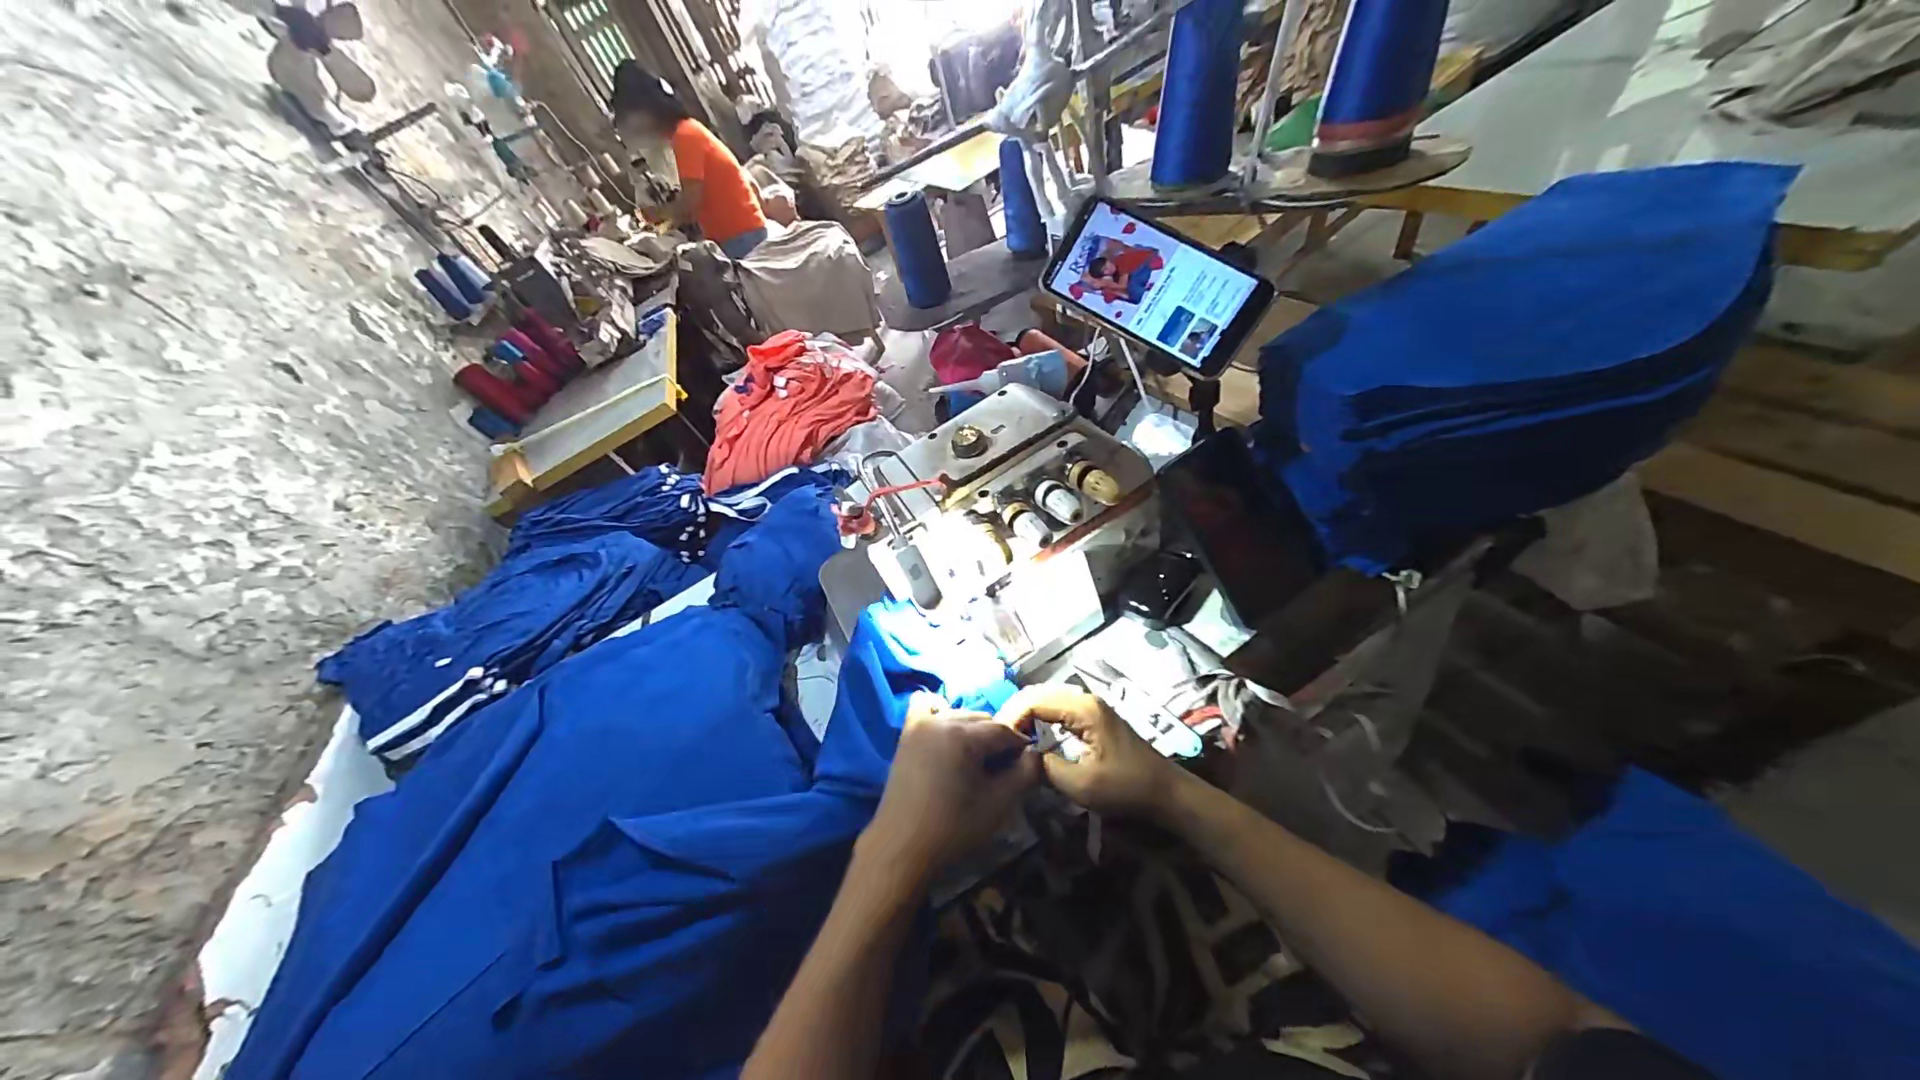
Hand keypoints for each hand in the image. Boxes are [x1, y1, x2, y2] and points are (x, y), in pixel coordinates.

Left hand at [857, 694, 1041, 886]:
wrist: (902, 848)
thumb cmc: (953, 828)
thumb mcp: (998, 804)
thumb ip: (1025, 774)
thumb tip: (1036, 754)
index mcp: (963, 734)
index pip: (1004, 730)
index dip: (1020, 749)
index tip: (1025, 769)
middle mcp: (941, 720)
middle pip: (983, 720)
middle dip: (997, 741)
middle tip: (1002, 771)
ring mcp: (920, 725)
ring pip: (960, 715)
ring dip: (973, 732)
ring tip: (977, 764)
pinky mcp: (906, 735)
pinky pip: (926, 708)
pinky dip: (940, 712)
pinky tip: (948, 734)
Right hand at [997, 684, 1176, 816]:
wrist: (1165, 792)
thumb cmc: (1126, 788)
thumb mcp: (1081, 785)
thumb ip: (1045, 767)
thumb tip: (1021, 757)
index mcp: (1083, 708)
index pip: (1033, 701)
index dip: (1011, 718)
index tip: (998, 743)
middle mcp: (1085, 698)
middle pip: (1037, 694)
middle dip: (1015, 713)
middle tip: (998, 740)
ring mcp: (1090, 705)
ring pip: (1046, 699)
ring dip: (1026, 715)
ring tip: (1010, 739)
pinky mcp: (1092, 716)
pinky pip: (1057, 708)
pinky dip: (1039, 718)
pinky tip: (1031, 737)